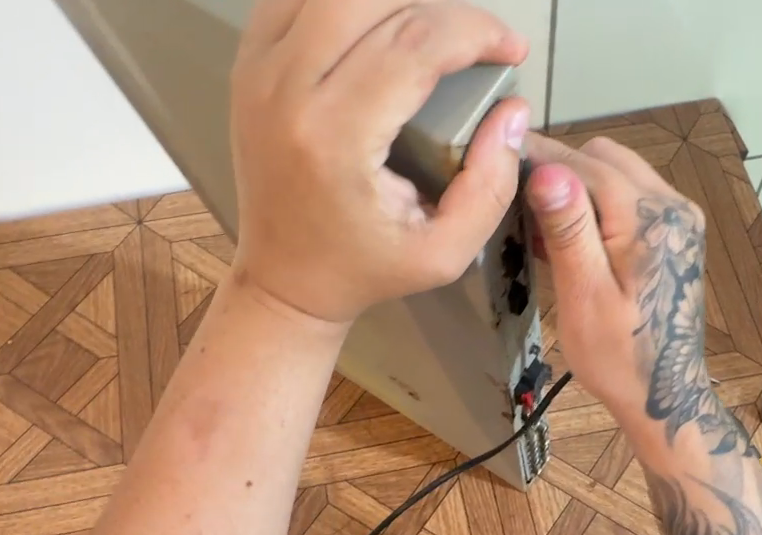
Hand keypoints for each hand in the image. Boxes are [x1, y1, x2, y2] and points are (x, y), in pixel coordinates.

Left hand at [229, 0, 530, 326]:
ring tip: (431, 34)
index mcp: (336, 139)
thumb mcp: (442, 255)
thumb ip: (489, 189)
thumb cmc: (366, 271)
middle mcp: (288, 90)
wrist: (286, 280)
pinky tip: (380, 28)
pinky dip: (347, 3)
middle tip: (475, 42)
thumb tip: (513, 111)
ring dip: (394, 1)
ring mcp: (259, 69)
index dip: (475, 32)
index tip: (511, 50)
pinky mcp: (247, 62)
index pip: (415, 45)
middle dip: (442, 10)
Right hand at [524, 135, 735, 452]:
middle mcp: (673, 206)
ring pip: (618, 173)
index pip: (586, 164)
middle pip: (604, 159)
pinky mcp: (676, 234)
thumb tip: (547, 170)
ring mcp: (679, 219)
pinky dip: (598, 204)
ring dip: (578, 187)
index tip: (498, 159)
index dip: (540, 157)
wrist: (663, 395)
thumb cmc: (617, 357)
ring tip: (541, 223)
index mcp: (650, 220)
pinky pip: (630, 198)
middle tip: (518, 202)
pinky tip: (572, 236)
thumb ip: (569, 231)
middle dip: (560, 171)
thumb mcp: (585, 298)